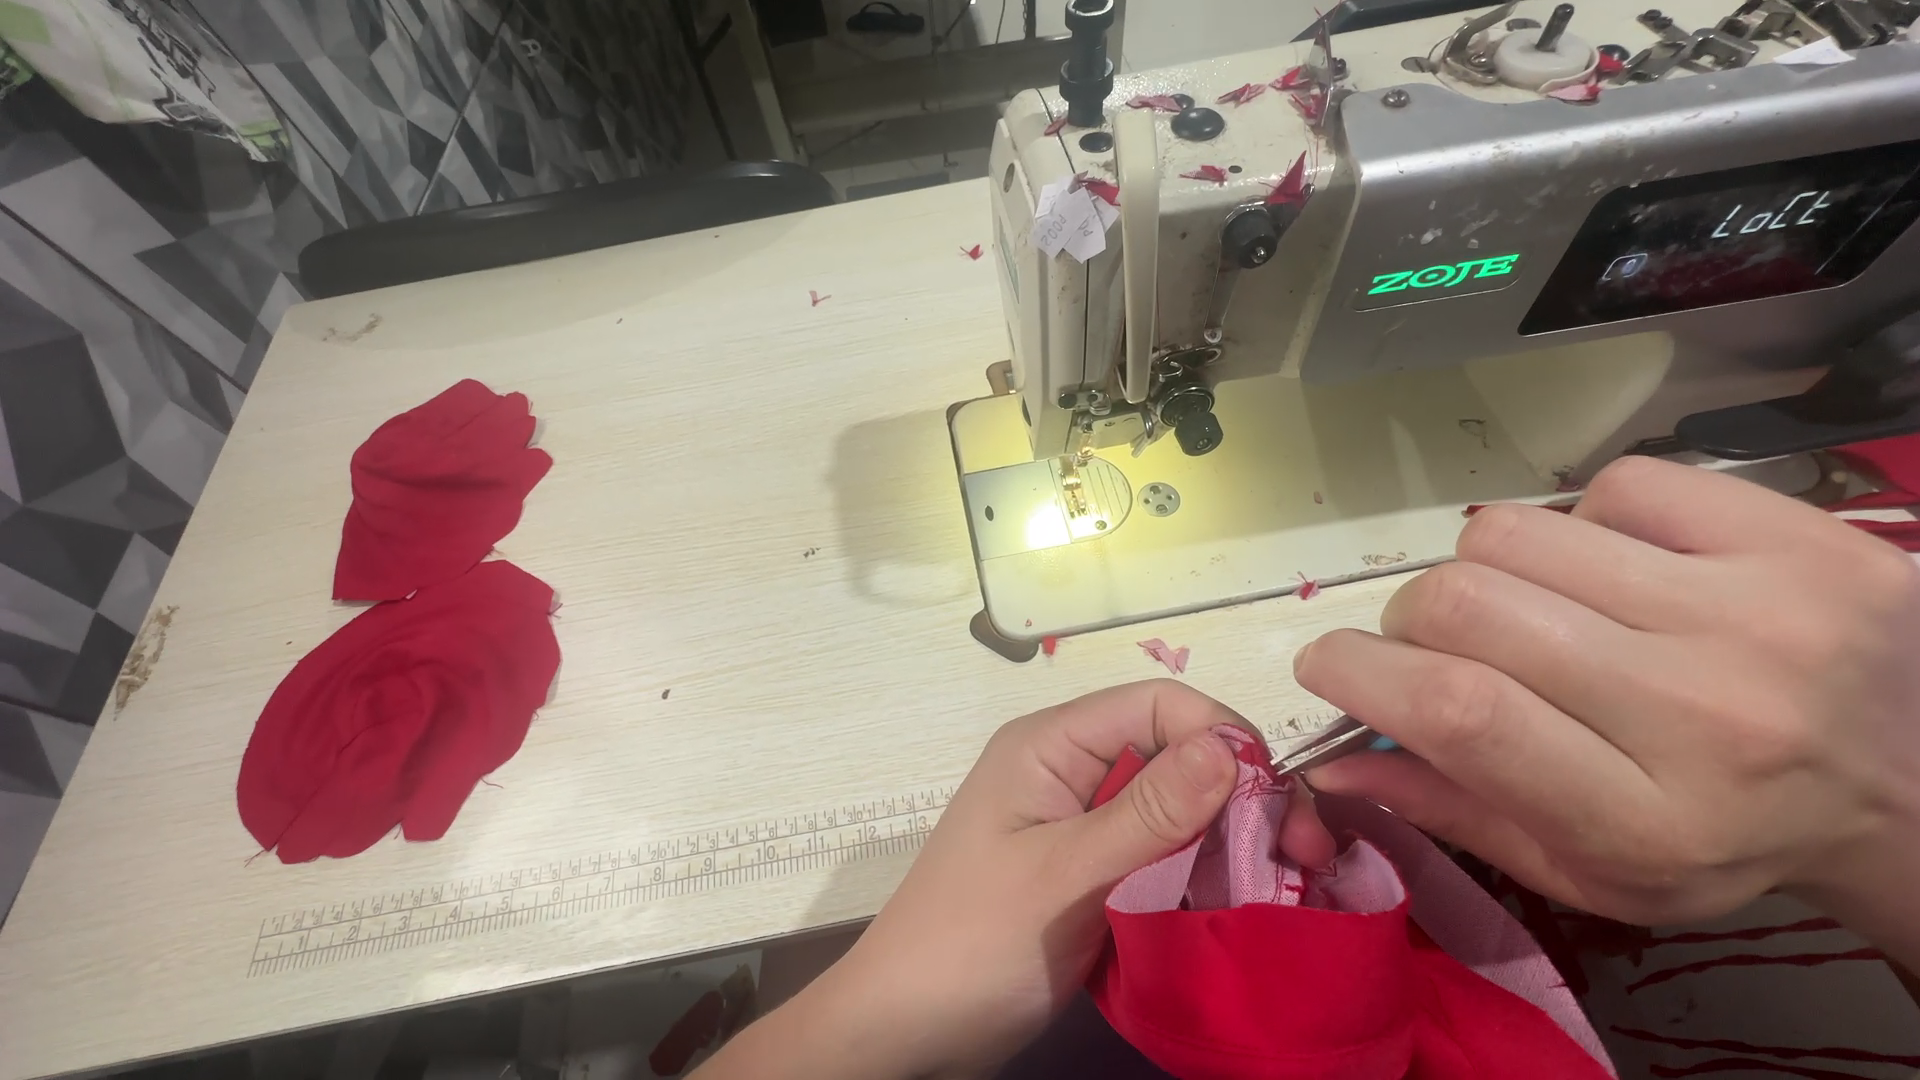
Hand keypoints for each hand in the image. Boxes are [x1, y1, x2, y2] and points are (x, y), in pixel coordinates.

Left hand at [784, 680, 1328, 1078]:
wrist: (910, 1025)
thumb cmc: (974, 941)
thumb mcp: (1062, 875)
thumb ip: (1145, 813)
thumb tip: (1227, 745)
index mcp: (1050, 744)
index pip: (1152, 703)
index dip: (1218, 734)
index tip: (1274, 798)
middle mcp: (1069, 767)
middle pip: (1171, 750)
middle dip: (1236, 791)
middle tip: (1301, 852)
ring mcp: (1081, 819)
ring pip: (1173, 804)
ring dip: (1228, 836)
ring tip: (1287, 881)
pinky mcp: (1093, 867)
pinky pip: (1161, 850)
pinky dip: (1202, 869)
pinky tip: (1242, 898)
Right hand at [1294, 457, 1919, 955]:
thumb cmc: (1721, 843)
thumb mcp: (1581, 869)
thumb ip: (1447, 811)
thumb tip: (1328, 762)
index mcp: (1639, 814)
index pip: (1456, 710)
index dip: (1358, 670)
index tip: (1327, 664)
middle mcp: (1701, 708)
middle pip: (1462, 603)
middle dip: (1411, 620)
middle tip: (1441, 646)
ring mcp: (1755, 609)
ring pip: (1508, 532)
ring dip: (1484, 570)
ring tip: (1532, 608)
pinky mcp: (1793, 536)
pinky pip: (1609, 487)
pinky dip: (1581, 526)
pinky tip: (1618, 573)